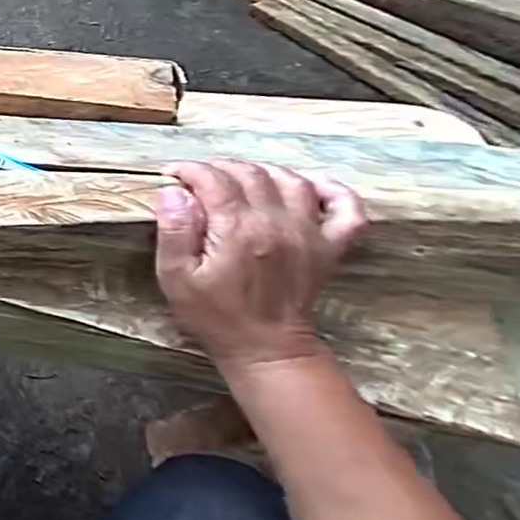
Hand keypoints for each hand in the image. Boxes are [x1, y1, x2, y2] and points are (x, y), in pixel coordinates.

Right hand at [153, 161, 366, 374]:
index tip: (174, 175)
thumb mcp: (176, 278)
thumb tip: (174, 192)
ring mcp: (308, 233)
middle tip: (201, 179)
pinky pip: (345, 209)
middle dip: (220, 167)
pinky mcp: (328, 247)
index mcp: (237, 230)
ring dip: (263, 170)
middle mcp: (276, 223)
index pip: (214, 179)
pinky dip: (332, 190)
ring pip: (290, 180)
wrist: (266, 352)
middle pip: (250, 173)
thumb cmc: (215, 318)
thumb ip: (174, 231)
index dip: (191, 170)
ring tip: (241, 179)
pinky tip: (310, 186)